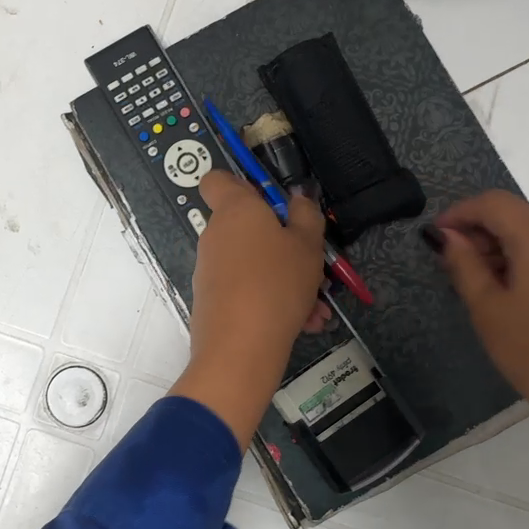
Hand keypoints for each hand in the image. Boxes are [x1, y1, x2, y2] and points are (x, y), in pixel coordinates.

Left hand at [170, 171, 328, 444]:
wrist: (239, 348)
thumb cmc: (277, 283)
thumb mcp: (307, 245)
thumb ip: (306, 215)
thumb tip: (297, 198)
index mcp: (235, 210)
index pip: (217, 180)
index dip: (241, 183)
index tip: (271, 201)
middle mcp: (215, 235)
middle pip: (248, 227)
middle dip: (283, 244)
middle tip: (313, 265)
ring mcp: (211, 269)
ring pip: (255, 265)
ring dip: (287, 281)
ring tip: (317, 309)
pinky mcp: (212, 300)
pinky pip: (248, 290)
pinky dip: (273, 302)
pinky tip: (304, 325)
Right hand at [426, 191, 528, 509]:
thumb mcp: (487, 308)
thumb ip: (465, 265)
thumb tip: (450, 238)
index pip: (494, 203)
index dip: (460, 212)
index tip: (435, 235)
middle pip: (519, 214)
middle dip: (481, 229)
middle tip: (452, 260)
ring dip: (504, 244)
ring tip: (478, 278)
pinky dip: (527, 258)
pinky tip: (511, 289)